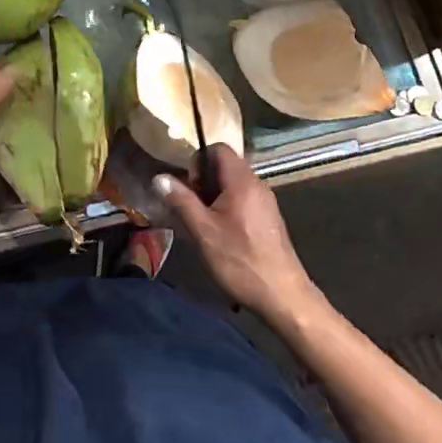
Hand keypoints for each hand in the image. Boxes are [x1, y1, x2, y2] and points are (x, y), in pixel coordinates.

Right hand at [156, 146, 319, 319]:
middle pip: (226, 167)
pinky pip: (244, 201)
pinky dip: (227, 209)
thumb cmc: (239, 260)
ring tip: (201, 225)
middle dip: (203, 182)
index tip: (187, 187)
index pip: (219, 148)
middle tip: (190, 208)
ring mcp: (266, 202)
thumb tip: (160, 178)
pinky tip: (220, 236)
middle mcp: (257, 184)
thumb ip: (181, 201)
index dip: (198, 160)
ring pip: (234, 186)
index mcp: (242, 181)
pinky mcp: (269, 219)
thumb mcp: (203, 231)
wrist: (281, 293)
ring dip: (214, 198)